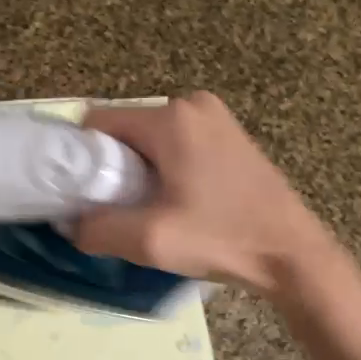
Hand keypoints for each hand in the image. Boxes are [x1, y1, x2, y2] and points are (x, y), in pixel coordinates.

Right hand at [78, 92, 337, 296]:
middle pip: (124, 132)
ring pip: (149, 142)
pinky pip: (175, 148)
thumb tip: (70, 224)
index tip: (78, 195)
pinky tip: (171, 205)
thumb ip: (97, 228)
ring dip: (136, 174)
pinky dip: (162, 172)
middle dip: (109, 169)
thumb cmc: (219, 238)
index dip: (79, 158)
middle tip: (111, 211)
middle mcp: (193, 105)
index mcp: (172, 118)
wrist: (290, 254)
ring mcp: (216, 119)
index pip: (98, 123)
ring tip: (142, 213)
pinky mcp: (229, 138)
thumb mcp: (147, 240)